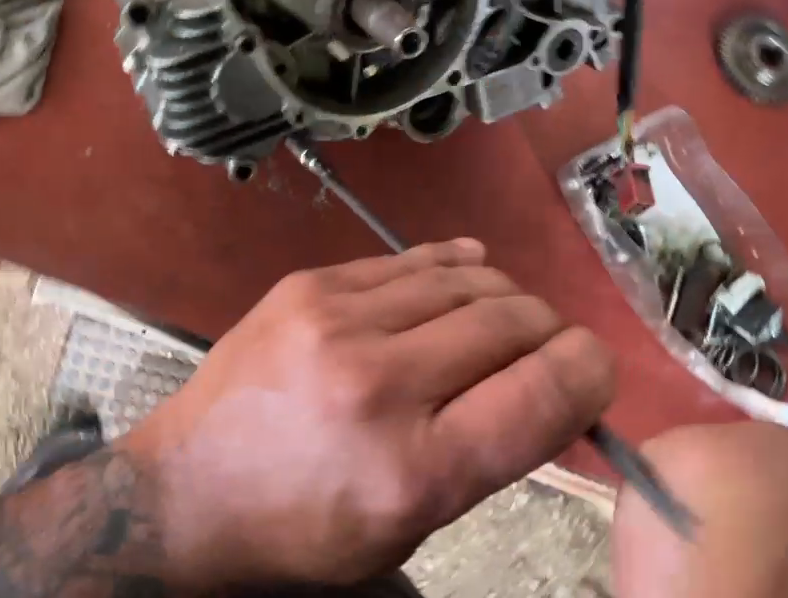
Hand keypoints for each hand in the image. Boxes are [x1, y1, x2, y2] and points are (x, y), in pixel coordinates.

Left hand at [116, 238, 616, 588]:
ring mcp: (339, 321)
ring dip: (504, 294)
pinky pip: (407, 259)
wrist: (190, 488)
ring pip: (463, 281)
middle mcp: (380, 383)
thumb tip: (553, 383)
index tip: (596, 367)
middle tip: (554, 342)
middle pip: (507, 325)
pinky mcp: (310, 285)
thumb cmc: (306, 528)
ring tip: (512, 311)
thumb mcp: (409, 526)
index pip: (538, 394)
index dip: (588, 372)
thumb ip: (487, 453)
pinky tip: (473, 268)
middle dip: (550, 330)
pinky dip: (453, 265)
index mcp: (414, 469)